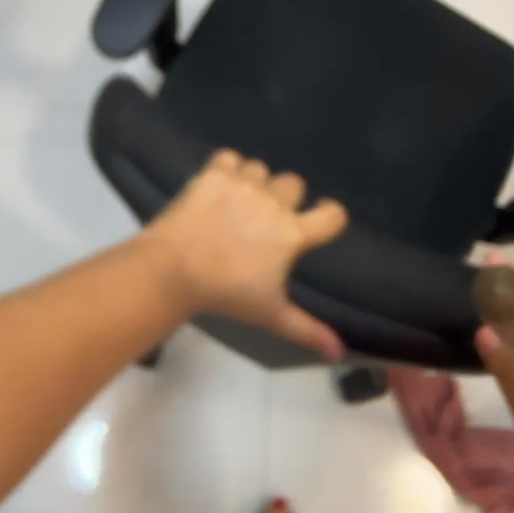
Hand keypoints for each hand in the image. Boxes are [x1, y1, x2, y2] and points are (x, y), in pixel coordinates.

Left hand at [142, 150, 347, 361]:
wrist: (173, 269)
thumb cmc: (226, 293)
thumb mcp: (270, 315)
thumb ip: (307, 330)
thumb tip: (340, 354)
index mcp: (291, 234)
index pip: (332, 215)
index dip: (330, 217)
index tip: (318, 223)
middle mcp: (272, 202)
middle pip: (294, 183)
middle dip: (284, 197)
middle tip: (264, 218)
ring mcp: (242, 184)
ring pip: (260, 169)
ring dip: (254, 182)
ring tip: (237, 203)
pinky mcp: (213, 173)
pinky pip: (229, 158)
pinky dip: (226, 169)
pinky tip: (218, 187)